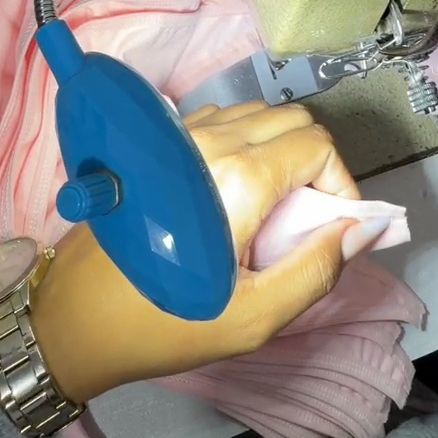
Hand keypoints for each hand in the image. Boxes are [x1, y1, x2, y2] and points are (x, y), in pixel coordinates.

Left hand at [23, 102, 379, 401]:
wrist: (77, 314)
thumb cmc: (165, 323)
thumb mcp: (254, 318)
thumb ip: (317, 269)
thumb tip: (360, 228)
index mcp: (239, 178)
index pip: (318, 145)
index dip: (342, 183)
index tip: (334, 224)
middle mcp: (213, 141)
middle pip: (295, 120)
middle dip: (318, 163)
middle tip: (308, 216)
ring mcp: (185, 134)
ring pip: (262, 114)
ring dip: (284, 150)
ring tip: (273, 205)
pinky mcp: (165, 141)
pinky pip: (227, 119)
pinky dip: (250, 142)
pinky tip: (235, 190)